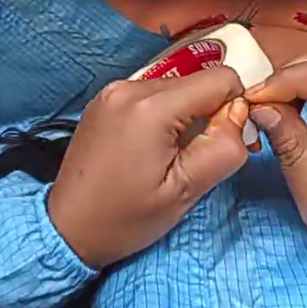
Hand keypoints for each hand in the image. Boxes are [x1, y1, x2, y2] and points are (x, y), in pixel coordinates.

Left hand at [47, 68, 250, 268]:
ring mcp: (112, 91)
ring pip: (175, 87)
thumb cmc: (125, 218)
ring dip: (184, 115)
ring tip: (168, 157)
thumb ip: (224, 146)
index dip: (234, 107)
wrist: (66, 229)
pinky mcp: (103, 101)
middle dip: (208, 113)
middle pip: (196, 81)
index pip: (221, 78)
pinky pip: (149, 95)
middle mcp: (129, 87)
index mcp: (151, 107)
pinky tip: (147, 149)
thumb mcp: (186, 191)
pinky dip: (161, 116)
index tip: (221, 142)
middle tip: (194, 158)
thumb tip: (240, 112)